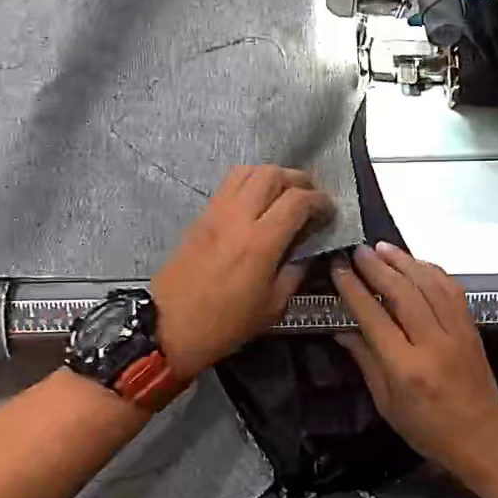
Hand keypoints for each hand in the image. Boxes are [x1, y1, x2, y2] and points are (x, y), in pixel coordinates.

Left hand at [150, 166, 334, 376]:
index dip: (319, 201)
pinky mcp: (200, 216)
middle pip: (271, 174)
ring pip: (247, 171)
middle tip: (309, 197)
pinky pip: (228, 185)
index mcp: (260, 242)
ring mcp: (215, 212)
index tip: (329, 211)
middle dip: (297, 179)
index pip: (297, 200)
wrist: (168, 325)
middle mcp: (237, 217)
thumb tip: (306, 253)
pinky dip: (249, 183)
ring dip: (271, 176)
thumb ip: (293, 274)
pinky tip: (257, 203)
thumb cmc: (223, 324)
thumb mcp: (271, 308)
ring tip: (283, 194)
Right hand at [331, 243, 497, 480]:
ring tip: (383, 247)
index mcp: (407, 369)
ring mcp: (457, 333)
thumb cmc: (428, 430)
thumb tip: (342, 330)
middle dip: (378, 268)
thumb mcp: (386, 404)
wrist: (485, 442)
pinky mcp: (472, 329)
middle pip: (404, 294)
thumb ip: (365, 361)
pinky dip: (432, 271)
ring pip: (430, 285)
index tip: (339, 269)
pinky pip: (452, 290)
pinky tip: (415, 263)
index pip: (375, 318)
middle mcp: (434, 345)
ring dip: (405, 262)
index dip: (355, 290)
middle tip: (358, 251)